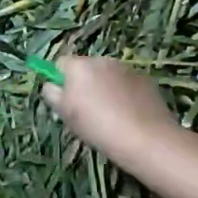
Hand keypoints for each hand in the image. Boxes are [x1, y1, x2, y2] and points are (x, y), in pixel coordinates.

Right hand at [42, 56, 178, 159]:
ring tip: (110, 113)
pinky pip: (126, 82)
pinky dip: (124, 92)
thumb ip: (52, 94)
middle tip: (87, 108)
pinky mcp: (145, 78)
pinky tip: (128, 112)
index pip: (61, 63)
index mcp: (79, 66)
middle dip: (84, 82)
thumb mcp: (65, 114)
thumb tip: (52, 85)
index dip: (61, 79)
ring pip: (107, 74)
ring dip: (104, 86)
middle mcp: (102, 60)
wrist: (145, 137)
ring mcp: (126, 68)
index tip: (66, 99)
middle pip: (85, 67)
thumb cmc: (97, 126)